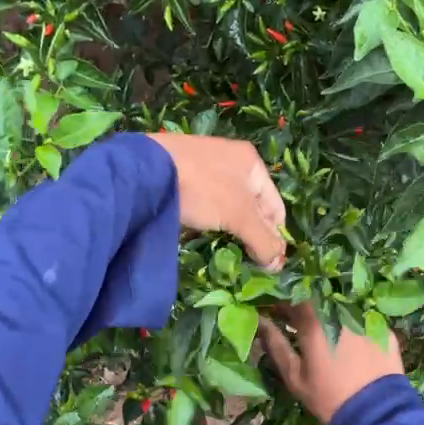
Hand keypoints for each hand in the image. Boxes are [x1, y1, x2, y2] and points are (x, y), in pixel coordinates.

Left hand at [145, 132, 286, 268]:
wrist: (145, 171)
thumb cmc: (202, 189)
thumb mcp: (239, 216)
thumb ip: (263, 240)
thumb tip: (278, 265)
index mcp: (251, 163)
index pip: (275, 207)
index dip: (274, 237)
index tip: (266, 263)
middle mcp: (230, 160)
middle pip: (251, 207)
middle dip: (249, 234)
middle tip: (243, 259)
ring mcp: (203, 166)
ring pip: (225, 206)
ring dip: (225, 229)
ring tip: (220, 248)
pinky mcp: (179, 176)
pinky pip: (202, 204)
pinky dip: (203, 220)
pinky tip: (196, 233)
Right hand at [258, 303, 403, 424]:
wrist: (377, 414)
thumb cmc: (328, 397)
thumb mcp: (295, 376)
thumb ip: (276, 345)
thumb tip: (261, 322)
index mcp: (315, 321)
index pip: (292, 297)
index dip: (281, 301)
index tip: (274, 309)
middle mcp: (340, 312)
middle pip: (318, 298)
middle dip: (305, 305)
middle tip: (298, 320)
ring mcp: (365, 318)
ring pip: (341, 306)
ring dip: (328, 313)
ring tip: (324, 330)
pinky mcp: (383, 329)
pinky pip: (361, 319)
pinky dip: (351, 324)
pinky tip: (349, 339)